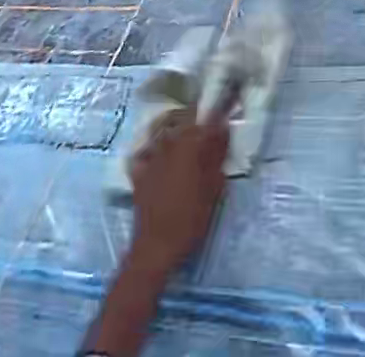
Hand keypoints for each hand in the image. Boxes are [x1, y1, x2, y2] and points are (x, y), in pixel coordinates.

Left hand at [128, 110, 229, 274]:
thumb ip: (217, 154)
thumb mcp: (213, 187)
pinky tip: (161, 157)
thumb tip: (223, 128)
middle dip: (196, 120)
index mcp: (189, 144)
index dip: (216, 116)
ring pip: (165, 132)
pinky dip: (155, 149)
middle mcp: (167, 143)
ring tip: (187, 144)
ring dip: (176, 131)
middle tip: (208, 134)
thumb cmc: (191, 218)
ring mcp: (150, 156)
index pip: (206, 119)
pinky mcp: (138, 171)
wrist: (156, 246)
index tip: (225, 118)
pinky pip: (147, 150)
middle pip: (183, 120)